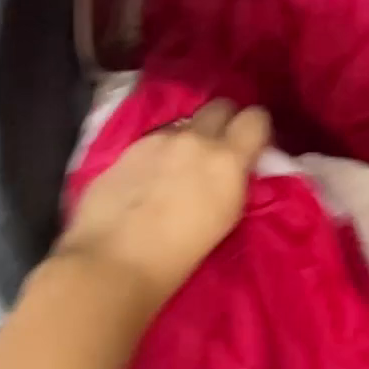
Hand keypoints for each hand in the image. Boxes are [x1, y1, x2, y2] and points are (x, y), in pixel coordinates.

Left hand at [53, 99, 271, 311]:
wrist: (112, 263)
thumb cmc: (179, 257)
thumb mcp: (226, 217)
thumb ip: (234, 180)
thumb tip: (235, 167)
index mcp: (227, 159)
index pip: (256, 118)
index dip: (255, 130)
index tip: (251, 148)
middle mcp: (194, 139)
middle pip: (220, 105)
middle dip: (224, 122)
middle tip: (218, 151)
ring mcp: (157, 139)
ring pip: (184, 124)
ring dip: (188, 140)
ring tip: (178, 171)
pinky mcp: (127, 147)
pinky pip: (154, 141)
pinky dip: (158, 154)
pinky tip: (147, 181)